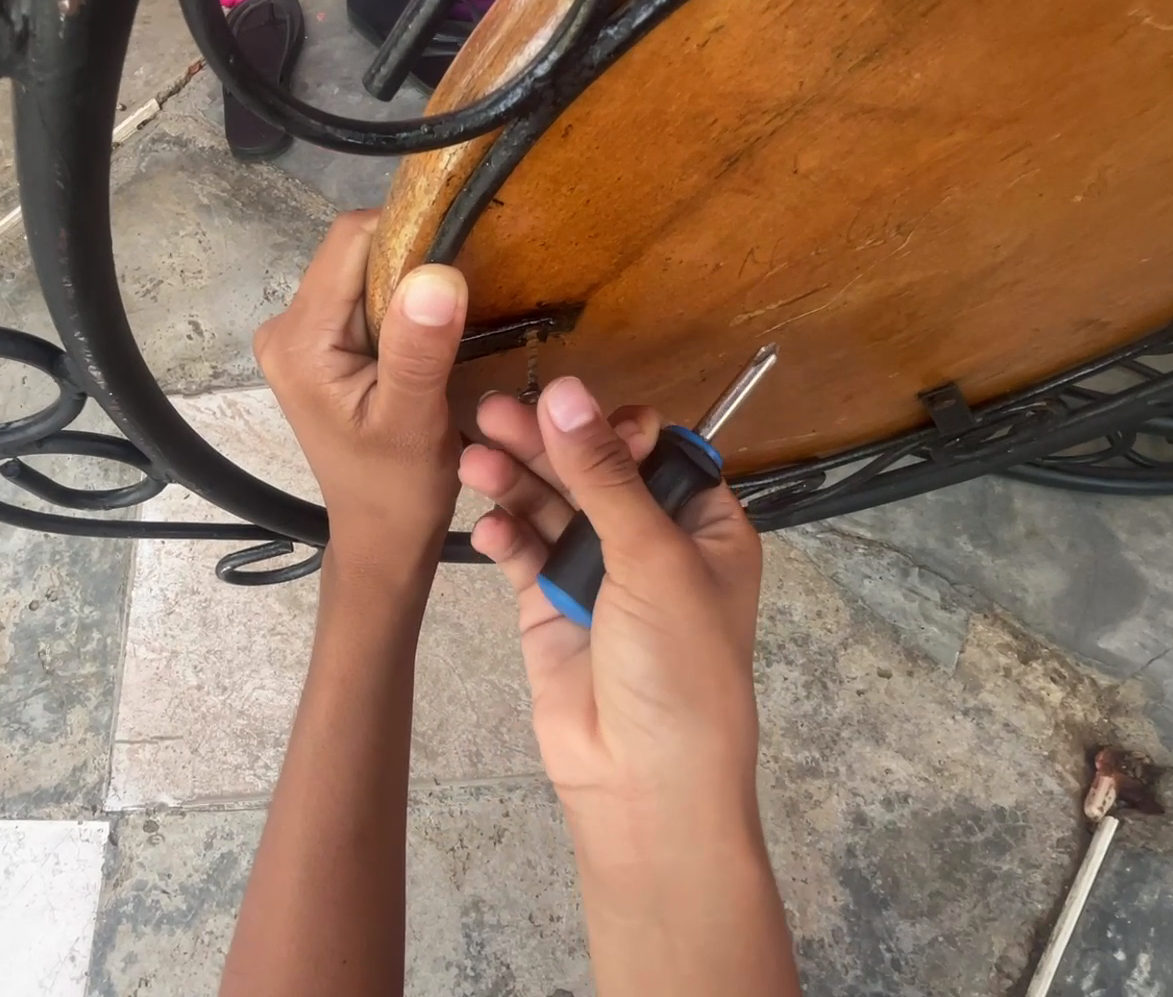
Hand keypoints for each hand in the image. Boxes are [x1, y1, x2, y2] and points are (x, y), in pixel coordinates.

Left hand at [255, 211, 468, 558]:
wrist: (380, 534)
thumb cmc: (398, 490)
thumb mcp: (414, 422)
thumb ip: (418, 349)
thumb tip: (437, 272)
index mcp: (299, 342)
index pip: (352, 241)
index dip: (411, 235)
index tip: (462, 261)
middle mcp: (285, 328)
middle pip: (356, 255)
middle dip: (413, 267)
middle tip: (463, 304)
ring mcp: (299, 337)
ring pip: (364, 275)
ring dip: (410, 289)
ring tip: (449, 325)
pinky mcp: (319, 348)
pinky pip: (364, 301)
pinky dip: (401, 310)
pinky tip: (428, 338)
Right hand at [458, 377, 765, 855]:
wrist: (638, 780)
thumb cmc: (675, 664)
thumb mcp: (651, 559)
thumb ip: (602, 476)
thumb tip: (563, 392)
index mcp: (698, 523)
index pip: (652, 451)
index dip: (610, 429)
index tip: (570, 416)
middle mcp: (646, 539)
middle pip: (589, 472)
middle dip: (543, 444)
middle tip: (492, 413)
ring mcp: (593, 569)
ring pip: (548, 505)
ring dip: (513, 481)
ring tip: (474, 459)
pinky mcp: (548, 599)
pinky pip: (523, 551)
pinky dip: (504, 536)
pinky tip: (488, 529)